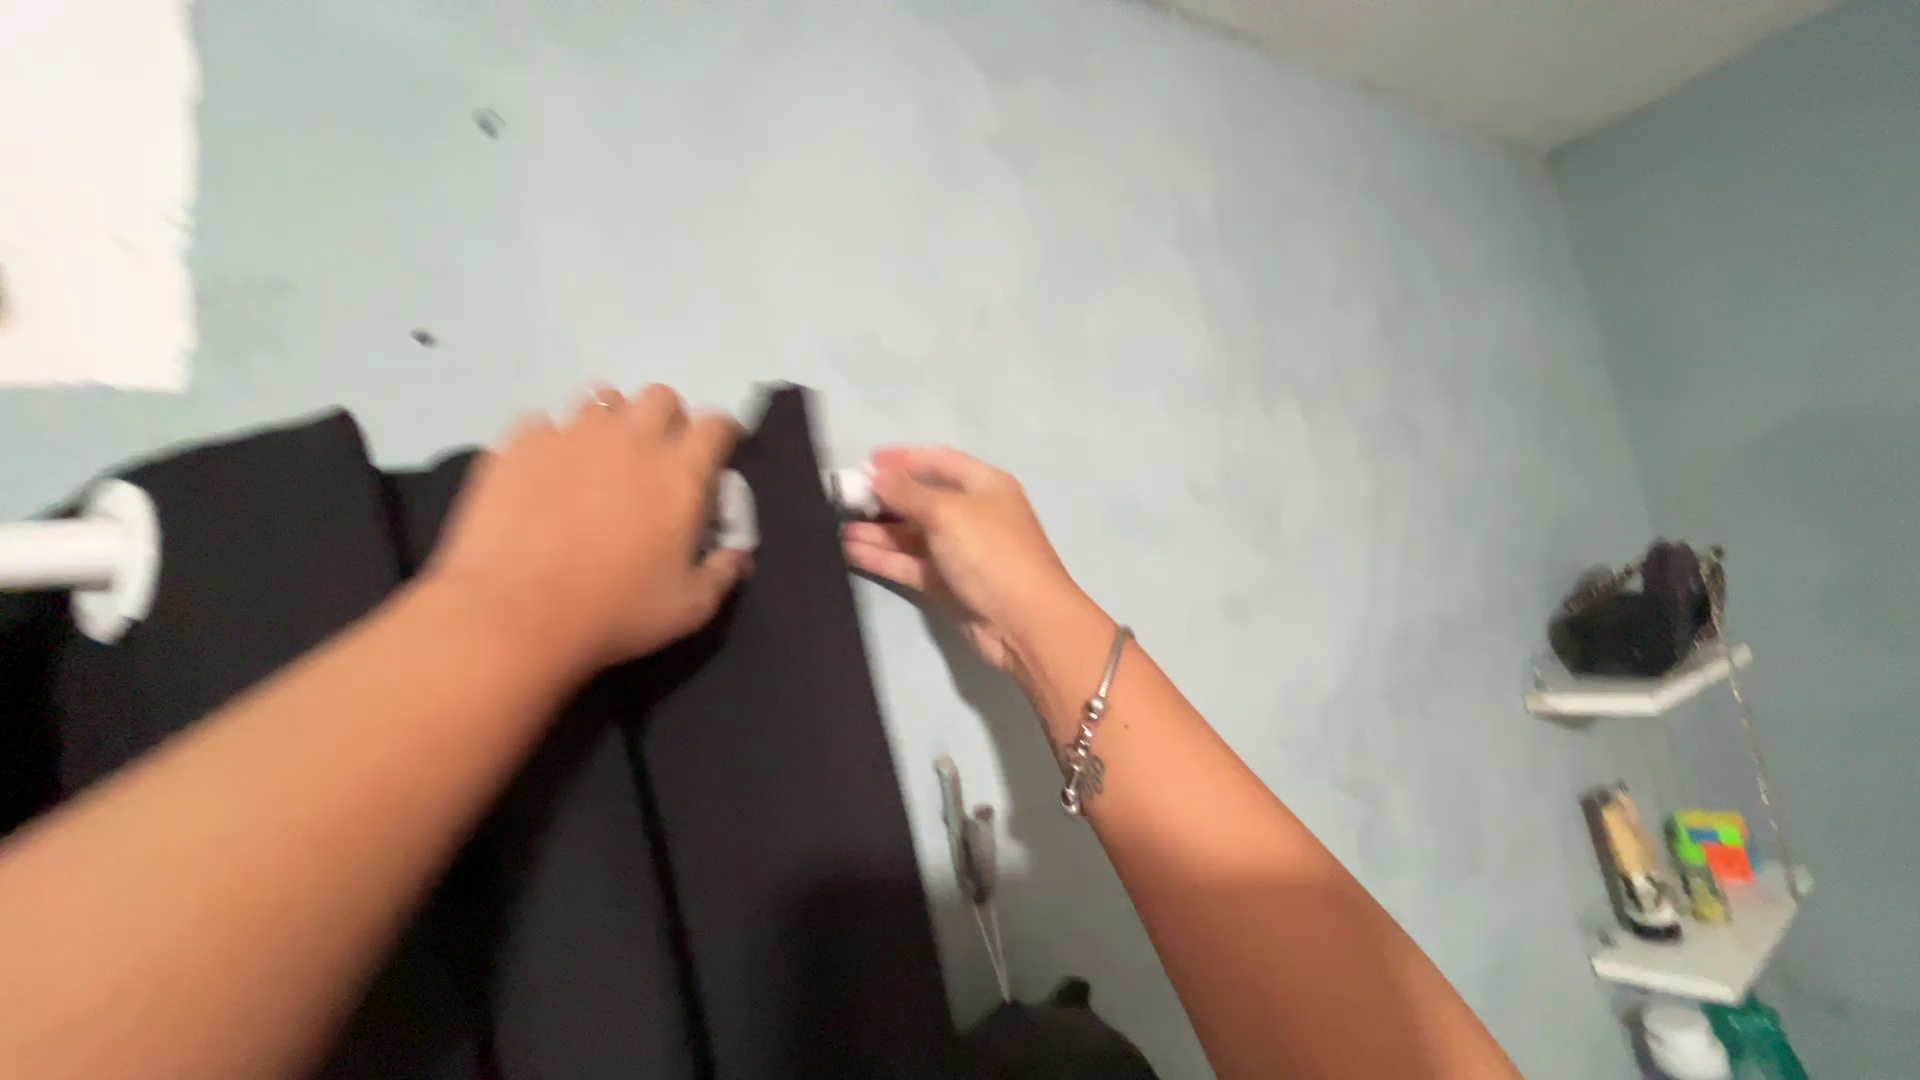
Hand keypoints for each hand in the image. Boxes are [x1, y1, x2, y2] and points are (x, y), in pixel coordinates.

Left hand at [425, 384, 749, 675]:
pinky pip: (543, 422)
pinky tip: (548, 471)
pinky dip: (553, 440)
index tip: (717, 454)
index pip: (716, 424)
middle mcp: (632, 440)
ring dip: (611, 421)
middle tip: (659, 456)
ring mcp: (572, 436)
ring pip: (601, 399)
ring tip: (601, 457)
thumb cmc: (616, 612)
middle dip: (667, 418)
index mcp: (681, 474)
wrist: (513, 616)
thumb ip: (722, 572)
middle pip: (660, 396)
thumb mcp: (690, 607)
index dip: (723, 433)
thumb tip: (739, 555)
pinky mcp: (520, 445)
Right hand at [842, 445, 1089, 672]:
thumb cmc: (991, 553)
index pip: (938, 460)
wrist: (1024, 622)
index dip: (902, 458)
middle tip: (843, 498)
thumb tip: (876, 473)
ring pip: (912, 534)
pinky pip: (910, 563)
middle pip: (921, 497)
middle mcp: (972, 514)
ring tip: (837, 526)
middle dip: (883, 497)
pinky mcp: (947, 583)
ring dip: (877, 530)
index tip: (864, 462)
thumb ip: (907, 491)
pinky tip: (850, 550)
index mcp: (983, 485)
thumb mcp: (948, 512)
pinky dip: (883, 556)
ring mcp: (959, 551)